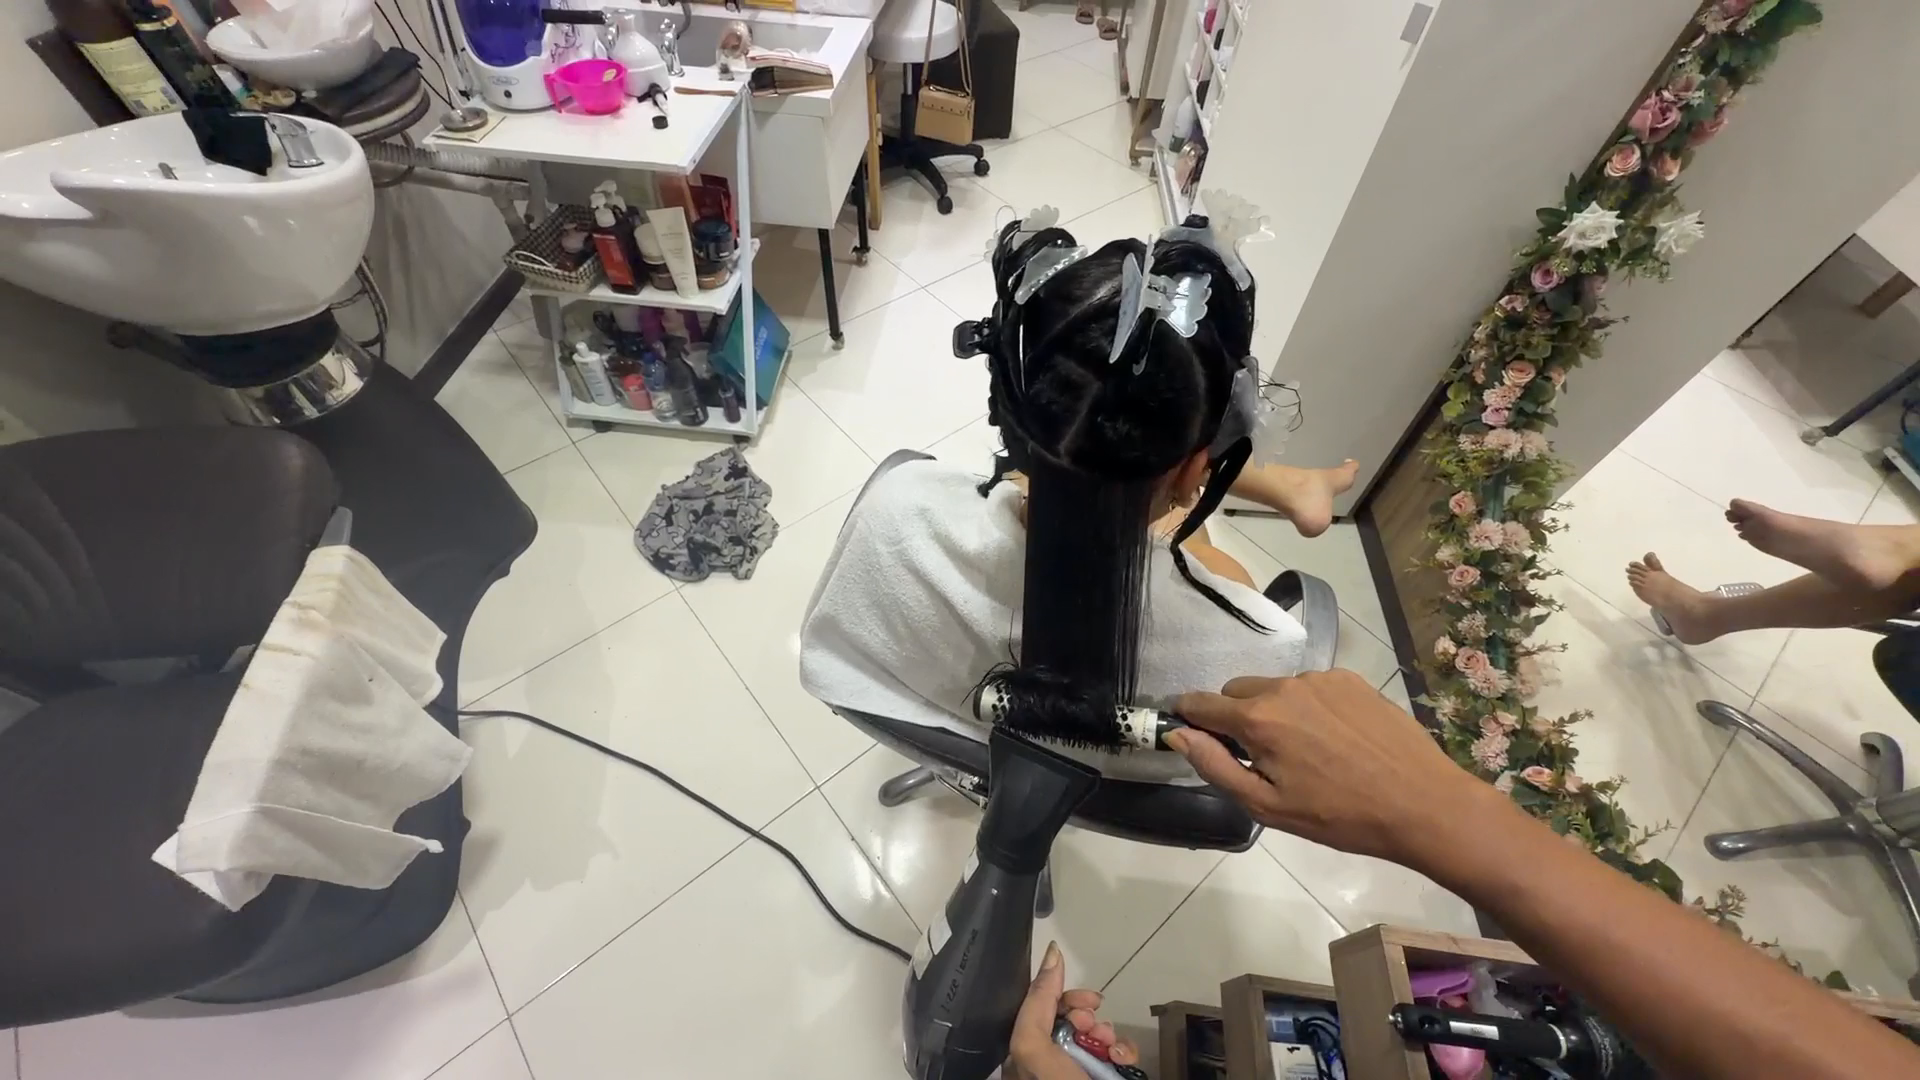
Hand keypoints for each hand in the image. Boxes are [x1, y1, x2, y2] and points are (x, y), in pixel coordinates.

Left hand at [1007, 942, 1139, 1079]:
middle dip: (1085, 1013)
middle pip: (1068, 1018)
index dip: (1059, 994)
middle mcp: (1050, 1064)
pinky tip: (1124, 1060)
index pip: (1038, 1008)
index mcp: (1023, 1056)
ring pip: (1095, 1035)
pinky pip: (1117, 1057)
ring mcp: (1081, 1073)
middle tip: (1095, 1023)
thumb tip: (1052, 952)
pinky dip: (1124, 1053)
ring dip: (1107, 1033)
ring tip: (1111, 1046)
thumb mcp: (1035, 1051)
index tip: (1085, 998)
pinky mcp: (1107, 1079)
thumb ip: (1037, 1002)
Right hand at [1166, 669, 1503, 866]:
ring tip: (1307, 749)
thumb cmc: (1340, 815)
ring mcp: (1318, 678)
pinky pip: (1309, 687)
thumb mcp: (1267, 806)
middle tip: (1262, 755)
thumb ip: (1214, 766)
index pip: (1199, 702)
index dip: (1188, 717)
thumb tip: (1178, 734)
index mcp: (1257, 719)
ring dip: (1274, 711)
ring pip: (1273, 688)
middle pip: (1235, 691)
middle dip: (1235, 717)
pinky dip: (1308, 706)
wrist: (1425, 805)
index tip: (1192, 733)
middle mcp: (1282, 686)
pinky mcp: (1348, 678)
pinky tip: (1335, 737)